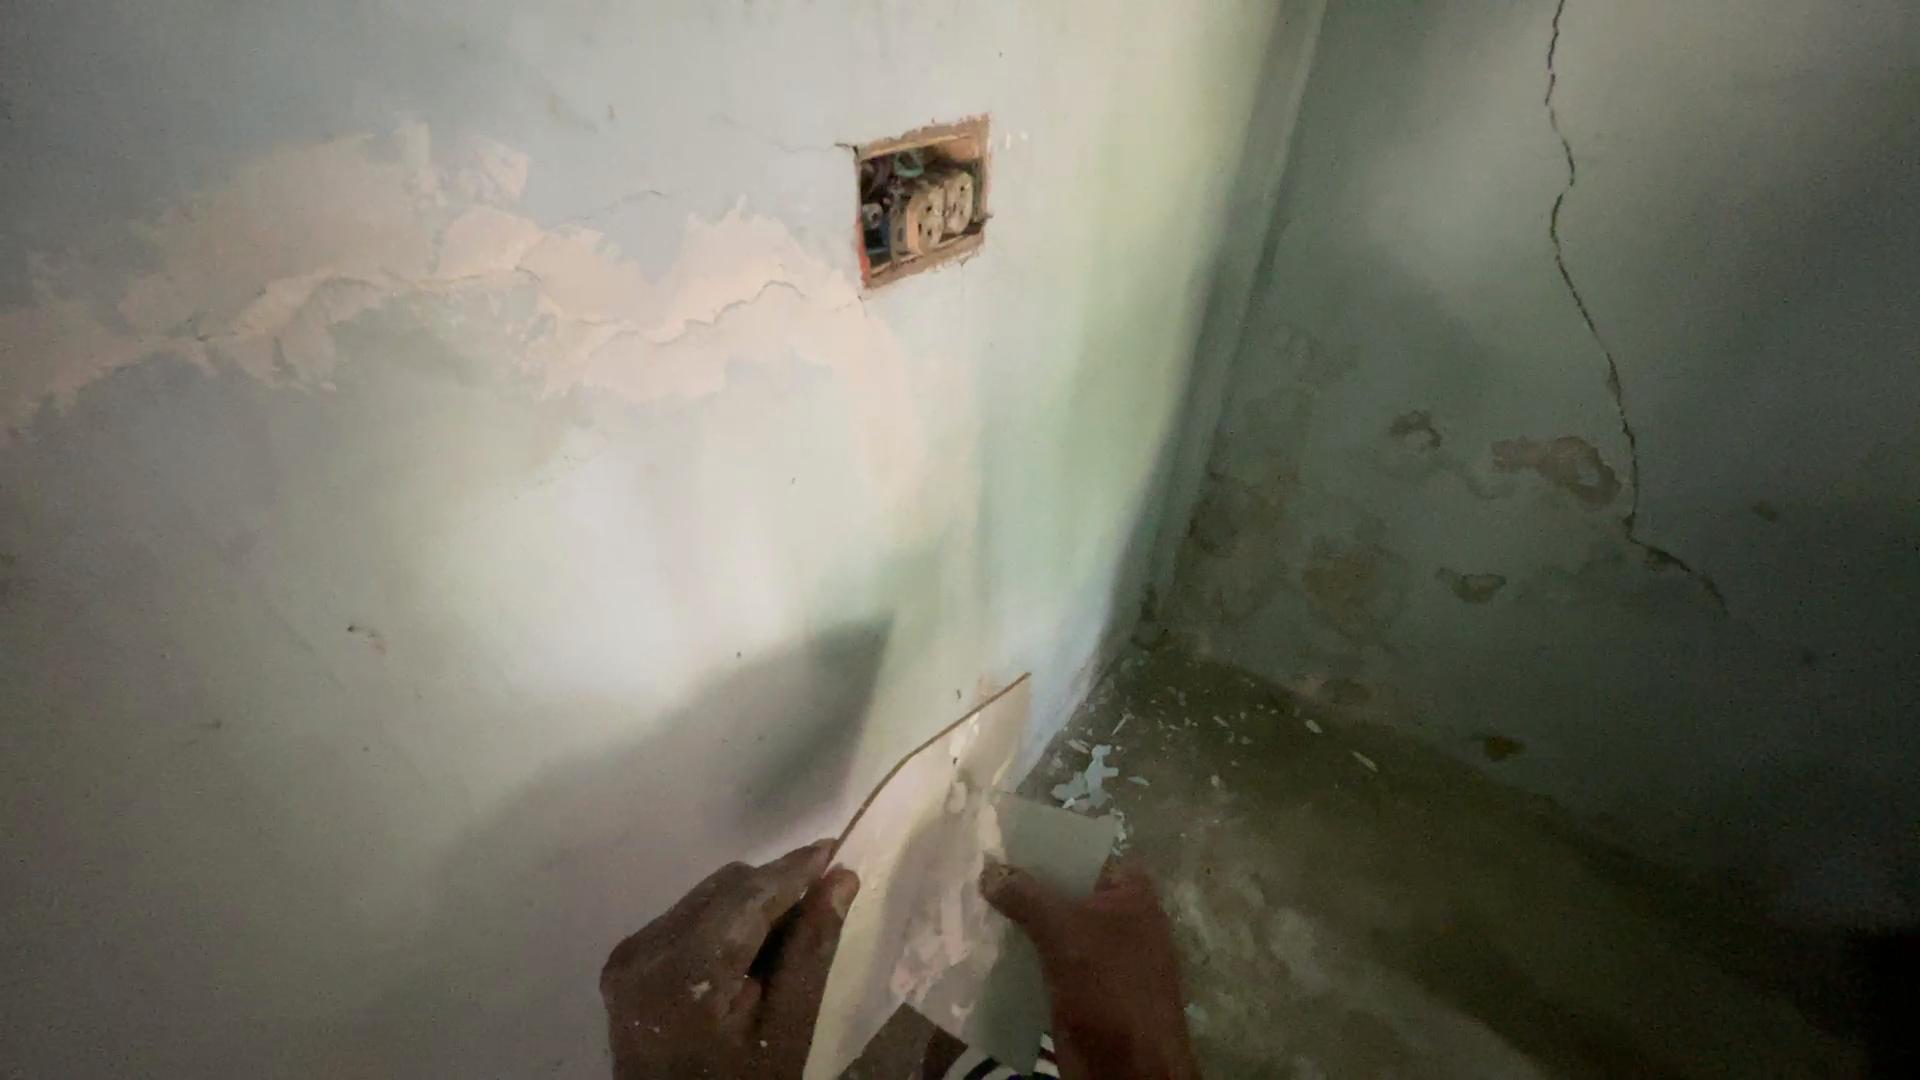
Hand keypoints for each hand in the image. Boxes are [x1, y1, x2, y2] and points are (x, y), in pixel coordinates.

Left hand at [600, 840, 858, 1079]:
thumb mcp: (786, 1030)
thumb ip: (811, 949)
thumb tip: (841, 878)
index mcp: (683, 975)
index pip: (749, 896)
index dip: (794, 869)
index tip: (834, 848)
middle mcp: (645, 951)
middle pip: (728, 887)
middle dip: (776, 888)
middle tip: (819, 904)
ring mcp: (630, 954)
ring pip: (711, 893)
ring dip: (752, 900)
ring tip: (783, 935)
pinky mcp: (628, 959)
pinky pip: (691, 912)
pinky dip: (726, 917)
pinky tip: (746, 948)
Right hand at [981, 860, 1199, 1079]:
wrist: (1129, 1074)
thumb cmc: (1108, 985)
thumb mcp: (1064, 929)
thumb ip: (1026, 894)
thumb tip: (989, 870)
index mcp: (1129, 891)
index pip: (1080, 853)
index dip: (1042, 846)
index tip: (1000, 838)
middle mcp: (1119, 915)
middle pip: (1064, 888)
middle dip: (1024, 883)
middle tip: (977, 867)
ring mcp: (1101, 953)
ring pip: (1052, 924)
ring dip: (1018, 918)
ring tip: (972, 899)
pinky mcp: (1082, 986)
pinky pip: (1046, 956)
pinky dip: (1021, 950)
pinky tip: (985, 940)